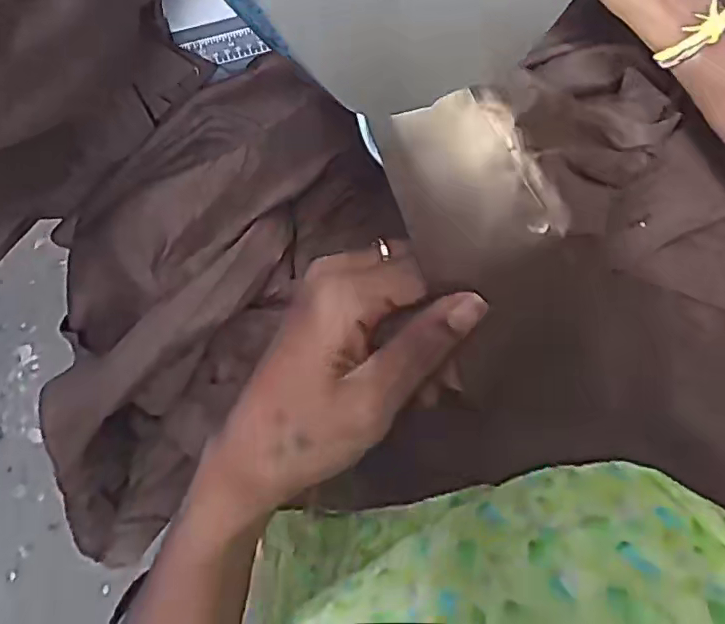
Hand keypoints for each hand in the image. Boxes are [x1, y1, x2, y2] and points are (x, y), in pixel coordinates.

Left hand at [191, 243, 487, 528]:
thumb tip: (476, 300)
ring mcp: (324, 278)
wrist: (248, 457)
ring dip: (417, 324)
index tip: (467, 351)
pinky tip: (401, 370)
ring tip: (426, 381)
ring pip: (397, 282)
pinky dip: (395, 324)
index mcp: (342, 288)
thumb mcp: (375, 398)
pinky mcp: (322, 295)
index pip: (421, 272)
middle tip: (446, 372)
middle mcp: (332, 267)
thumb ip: (425, 344)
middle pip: (409, 271)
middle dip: (435, 315)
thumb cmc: (309, 434)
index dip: (452, 304)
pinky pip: (376, 292)